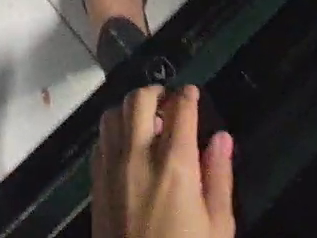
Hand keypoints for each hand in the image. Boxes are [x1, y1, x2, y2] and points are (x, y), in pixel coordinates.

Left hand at [91, 85, 233, 237]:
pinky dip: (114, 131)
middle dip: (157, 93)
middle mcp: (138, 157)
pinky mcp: (95, 184)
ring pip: (113, 113)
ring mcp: (111, 169)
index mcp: (175, 166)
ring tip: (148, 121)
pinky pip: (100, 140)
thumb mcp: (217, 228)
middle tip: (170, 103)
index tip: (193, 93)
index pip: (180, 109)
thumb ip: (219, 177)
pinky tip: (128, 146)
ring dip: (131, 108)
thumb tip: (221, 138)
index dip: (188, 95)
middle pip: (139, 100)